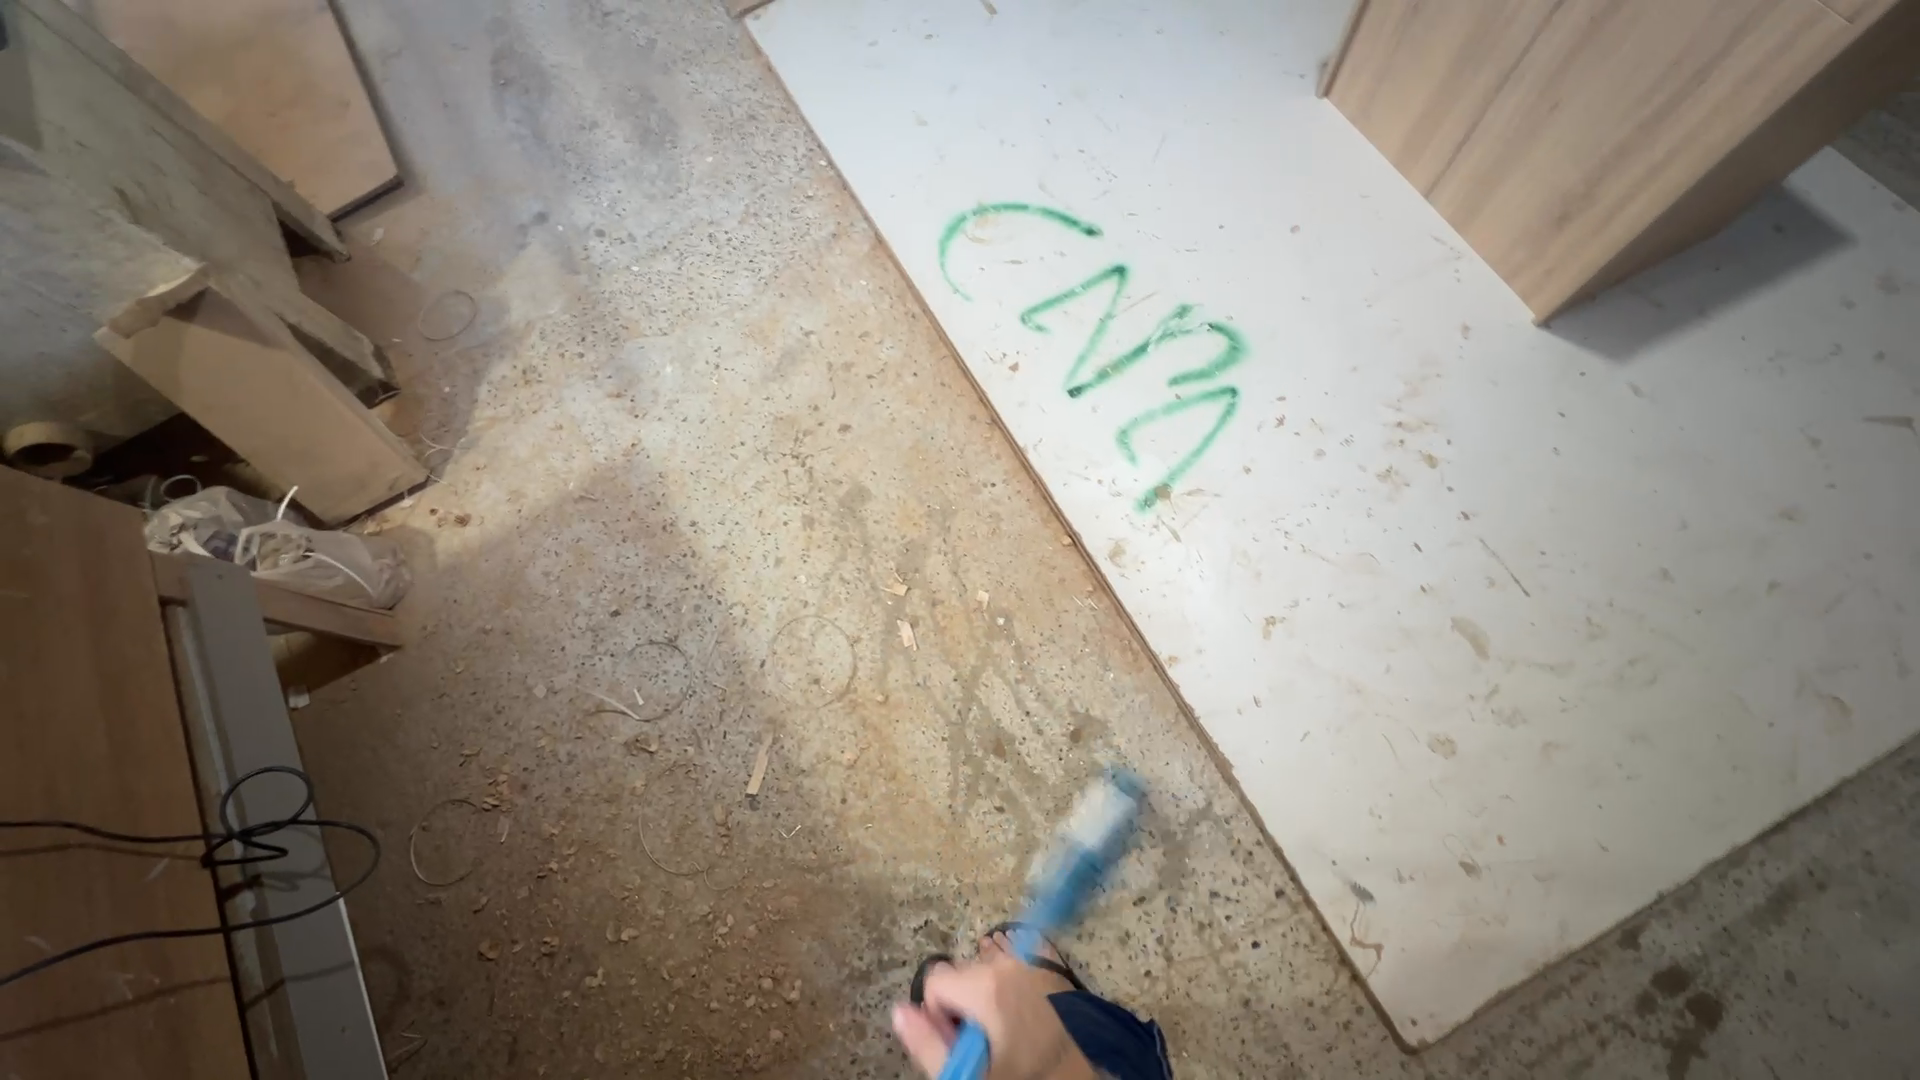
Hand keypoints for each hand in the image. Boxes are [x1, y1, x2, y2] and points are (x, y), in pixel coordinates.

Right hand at [890, 951, 1095, 1079]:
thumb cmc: (1021, 1078)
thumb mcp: (969, 1074)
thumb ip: (928, 1043)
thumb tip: (899, 1010)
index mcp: (986, 984)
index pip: (935, 980)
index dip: (938, 1015)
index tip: (958, 1043)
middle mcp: (1007, 964)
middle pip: (960, 975)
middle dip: (960, 1006)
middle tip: (980, 1044)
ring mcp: (1030, 965)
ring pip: (983, 974)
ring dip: (981, 1000)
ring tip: (1000, 1037)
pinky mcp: (1046, 972)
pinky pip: (1008, 973)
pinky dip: (1003, 993)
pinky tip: (1016, 1024)